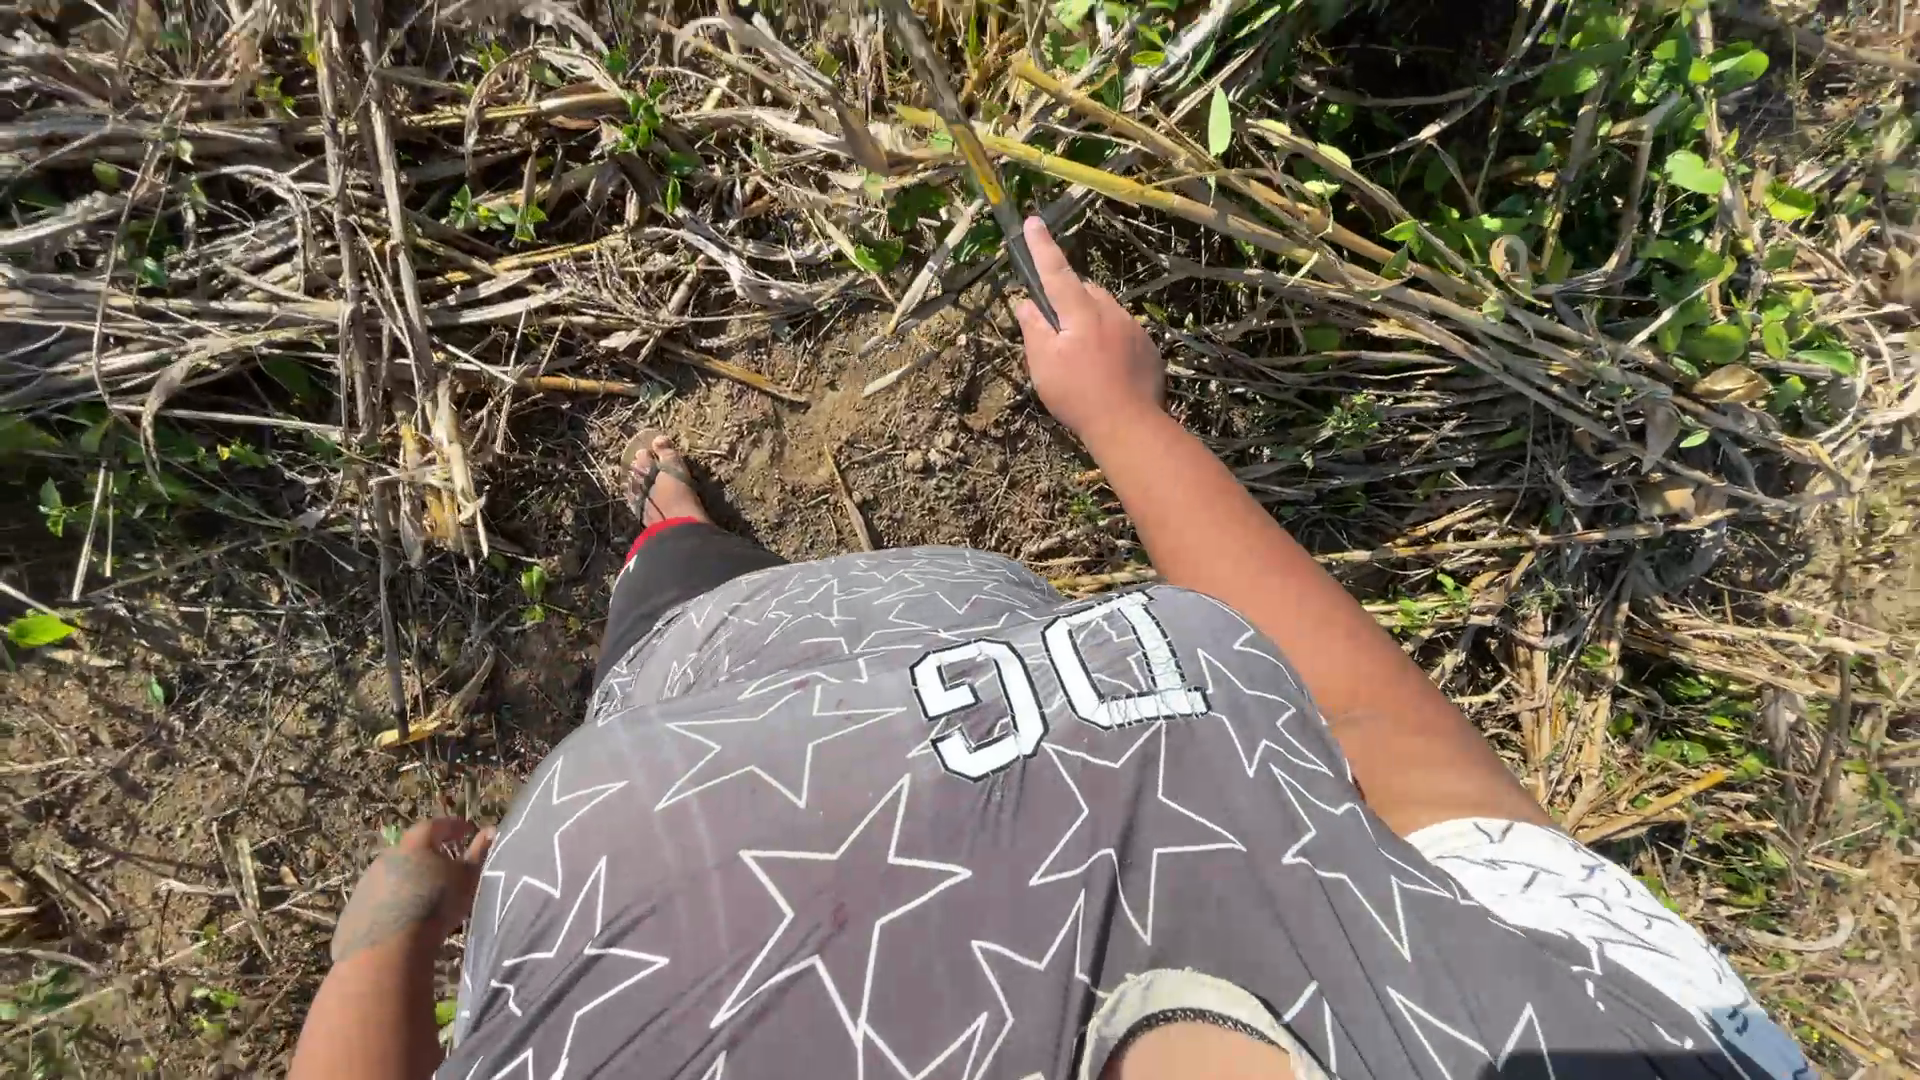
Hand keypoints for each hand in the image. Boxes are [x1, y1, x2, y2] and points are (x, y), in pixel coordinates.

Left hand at [331, 817, 493, 963]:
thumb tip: (491, 830)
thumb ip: (480, 851)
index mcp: (416, 844)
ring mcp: (366, 884)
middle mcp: (387, 858)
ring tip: (426, 893)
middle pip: (412, 849)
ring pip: (393, 874)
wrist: (386, 951)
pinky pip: (378, 897)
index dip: (454, 827)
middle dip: (430, 853)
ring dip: (410, 877)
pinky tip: (405, 916)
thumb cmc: (436, 905)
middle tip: (447, 864)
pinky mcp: (353, 910)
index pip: (436, 825)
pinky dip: (393, 900)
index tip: (467, 832)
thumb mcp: (468, 877)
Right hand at [1013, 216, 1166, 443]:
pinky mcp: (1147, 347)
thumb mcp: (1043, 364)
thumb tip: (1025, 303)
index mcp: (1080, 312)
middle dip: (1068, 298)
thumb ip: (1034, 329)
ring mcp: (1132, 328)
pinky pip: (1123, 331)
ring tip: (1082, 356)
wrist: (1128, 424)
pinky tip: (1105, 368)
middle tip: (1055, 329)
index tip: (1033, 221)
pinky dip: (1110, 340)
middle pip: (1084, 290)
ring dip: (1090, 320)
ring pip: (1105, 311)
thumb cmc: (1077, 395)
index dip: (1042, 247)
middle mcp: (1110, 311)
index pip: (1055, 271)